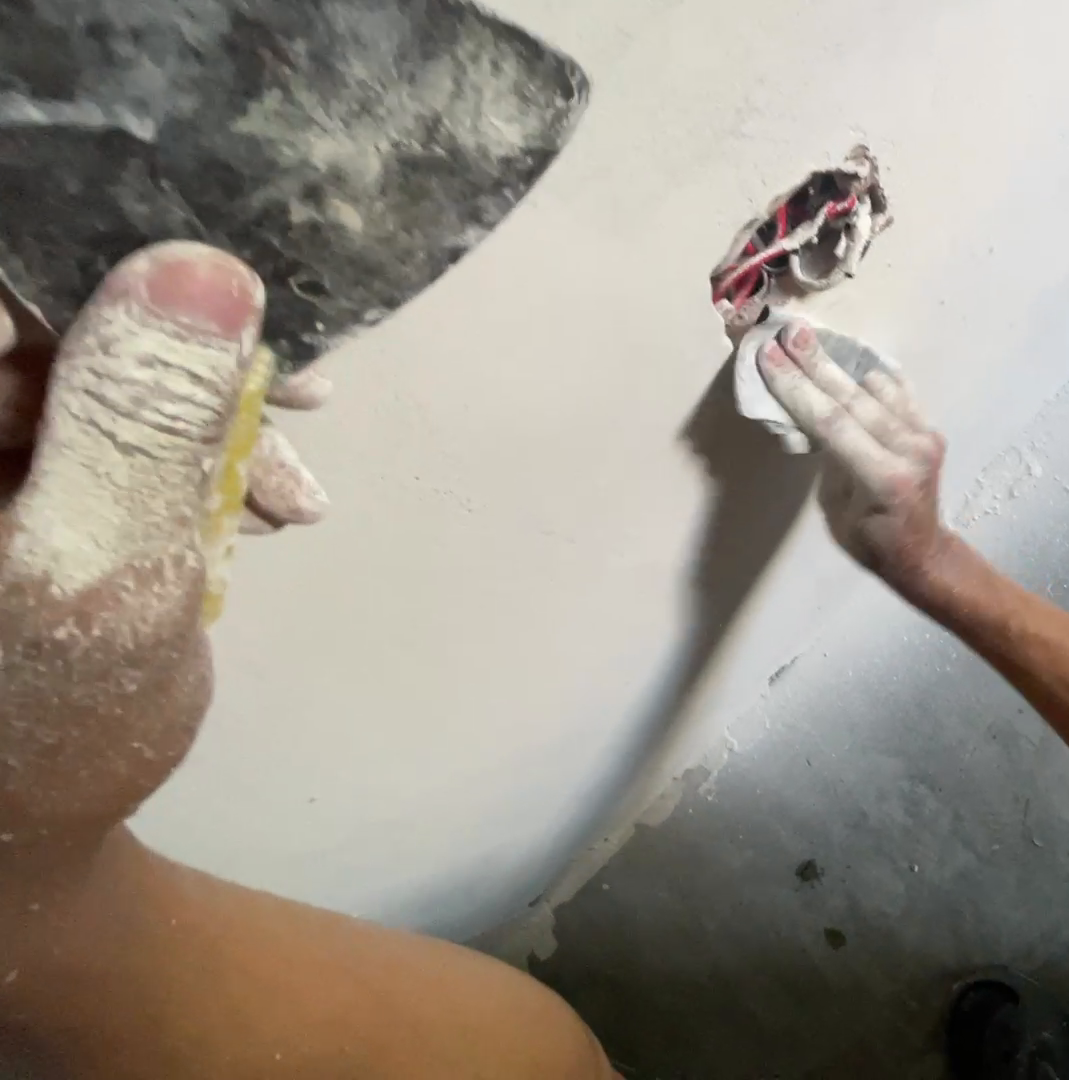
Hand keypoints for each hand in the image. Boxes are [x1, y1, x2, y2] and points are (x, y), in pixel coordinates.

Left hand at [0, 243, 263, 834]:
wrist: (3, 837)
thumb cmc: (36, 721)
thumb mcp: (106, 563)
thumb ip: (143, 417)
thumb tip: (207, 270)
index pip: (0, 282)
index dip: (104, 262)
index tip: (237, 299)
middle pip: (47, 320)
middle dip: (186, 361)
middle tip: (302, 402)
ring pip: (90, 374)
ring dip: (207, 421)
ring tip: (286, 491)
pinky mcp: (10, 480)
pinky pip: (107, 428)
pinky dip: (194, 458)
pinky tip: (253, 502)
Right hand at [757, 321, 952, 585]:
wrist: (922, 551)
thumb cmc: (870, 541)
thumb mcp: (836, 508)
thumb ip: (831, 460)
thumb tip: (813, 415)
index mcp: (885, 478)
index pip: (833, 423)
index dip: (798, 388)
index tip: (771, 357)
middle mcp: (911, 451)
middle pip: (855, 398)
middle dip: (816, 364)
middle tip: (789, 332)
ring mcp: (926, 438)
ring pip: (879, 389)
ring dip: (843, 366)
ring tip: (811, 342)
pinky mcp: (931, 431)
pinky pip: (900, 393)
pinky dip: (875, 377)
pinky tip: (853, 359)